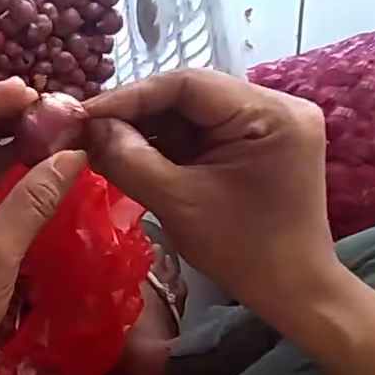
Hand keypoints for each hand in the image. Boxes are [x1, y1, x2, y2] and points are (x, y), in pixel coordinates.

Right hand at [84, 69, 338, 321]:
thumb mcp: (177, 201)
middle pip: (185, 96)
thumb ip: (129, 158)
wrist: (290, 290)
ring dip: (141, 130)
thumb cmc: (241, 249)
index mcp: (269, 113)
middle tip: (85, 131)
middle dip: (132, 114)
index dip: (128, 96)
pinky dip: (159, 145)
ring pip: (186, 114)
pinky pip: (195, 134)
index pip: (186, 84)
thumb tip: (89, 128)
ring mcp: (262, 125)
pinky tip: (125, 154)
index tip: (84, 114)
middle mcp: (273, 106)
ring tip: (97, 145)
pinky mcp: (250, 144)